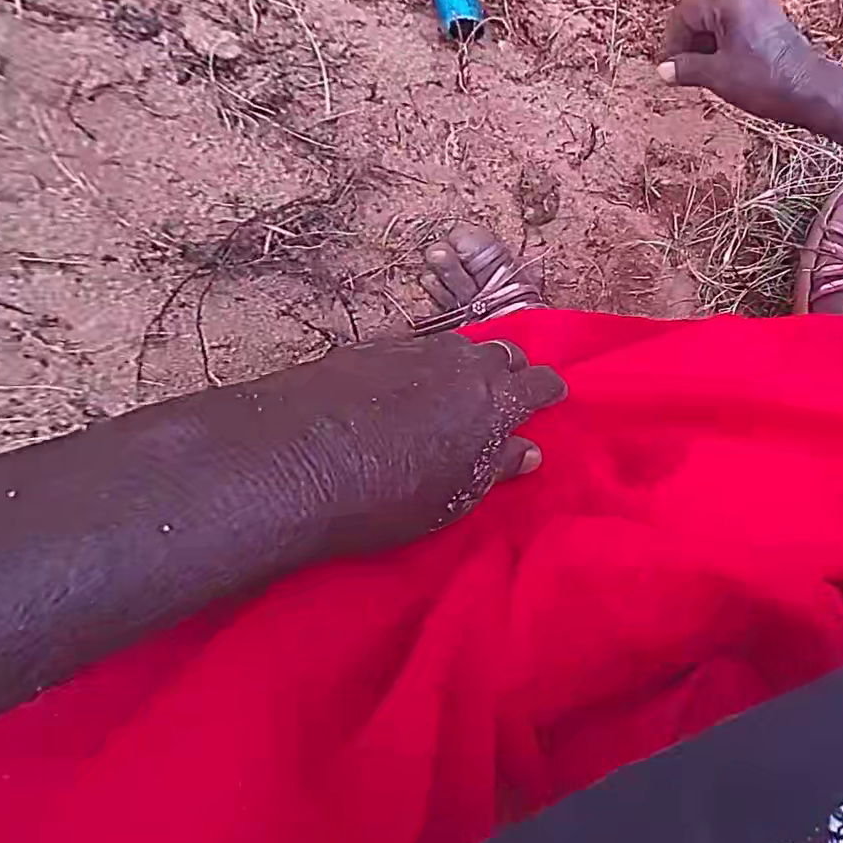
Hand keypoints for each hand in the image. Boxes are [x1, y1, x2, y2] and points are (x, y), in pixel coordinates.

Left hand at [172, 333, 566, 554]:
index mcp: (497, 399)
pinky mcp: (372, 347)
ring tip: (453, 391)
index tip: (552, 398)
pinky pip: (415, 350)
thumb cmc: (389, 494)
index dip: (550, 390)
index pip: (541, 383)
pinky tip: (401, 389)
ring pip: (460, 347)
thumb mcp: (456, 496)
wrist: (290, 462)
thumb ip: (499, 467)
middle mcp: (464, 363)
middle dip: (512, 371)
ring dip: (467, 365)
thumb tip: (529, 450)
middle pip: (505, 355)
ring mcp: (417, 349)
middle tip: (503, 395)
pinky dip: (423, 366)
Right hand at [658, 0, 833, 125]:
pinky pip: (737, 29)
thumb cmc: (765, 81)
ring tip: (702, 76)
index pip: (686, 13)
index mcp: (729, 0)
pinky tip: (724, 71)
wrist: (810, 92)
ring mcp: (762, 6)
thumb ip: (686, 69)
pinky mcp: (772, 22)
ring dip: (706, 48)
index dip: (671, 42)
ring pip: (720, 23)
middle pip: (702, 15)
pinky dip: (725, 47)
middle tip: (681, 74)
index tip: (667, 68)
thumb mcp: (717, 76)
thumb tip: (664, 71)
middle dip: (688, 45)